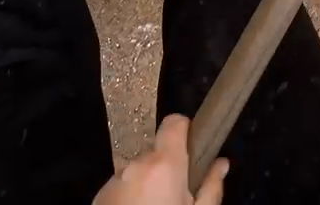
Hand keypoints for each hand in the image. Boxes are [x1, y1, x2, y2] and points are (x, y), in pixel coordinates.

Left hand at [93, 115, 227, 204]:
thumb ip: (211, 188)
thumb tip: (222, 163)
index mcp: (164, 164)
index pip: (174, 122)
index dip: (185, 132)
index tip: (192, 153)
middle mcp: (136, 165)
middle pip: (157, 152)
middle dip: (167, 169)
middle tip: (175, 197)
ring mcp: (114, 181)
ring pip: (138, 172)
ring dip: (147, 185)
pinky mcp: (98, 198)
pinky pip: (121, 188)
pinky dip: (130, 198)